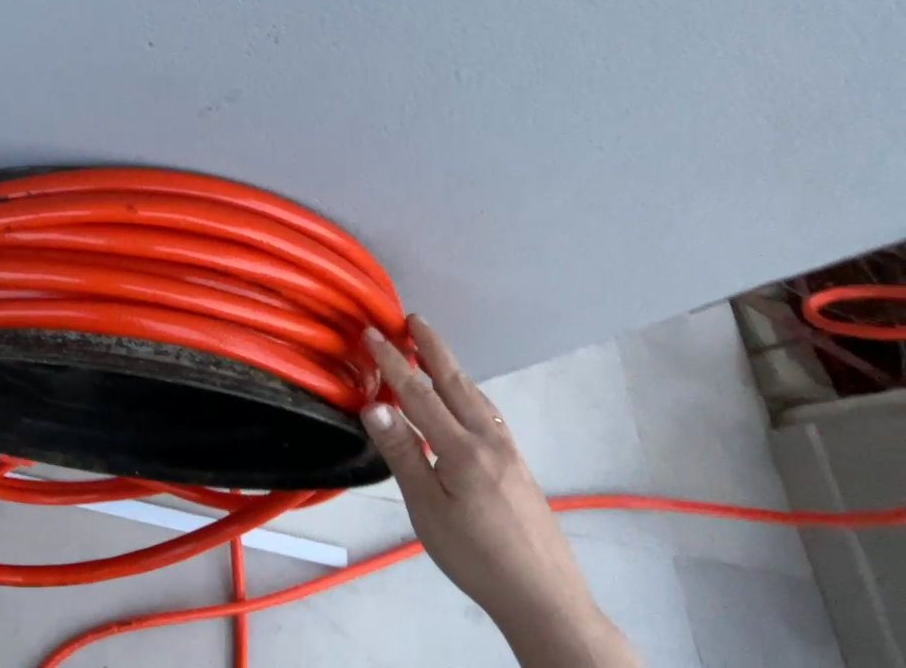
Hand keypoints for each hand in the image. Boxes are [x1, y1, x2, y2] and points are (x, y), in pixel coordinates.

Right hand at [360, 317, 637, 665]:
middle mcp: (489, 442)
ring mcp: (509, 454)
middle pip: (456, 385)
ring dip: (452, 369)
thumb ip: (402, 453)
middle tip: (414, 319)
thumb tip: (373, 405)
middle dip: (432, 350)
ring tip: (434, 351)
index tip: (372, 332)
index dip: (393, 361)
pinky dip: (470, 394)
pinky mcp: (518, 469)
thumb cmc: (475, 555)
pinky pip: (489, 416)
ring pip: (477, 399)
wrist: (545, 598)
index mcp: (461, 449)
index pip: (418, 394)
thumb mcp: (426, 508)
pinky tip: (468, 402)